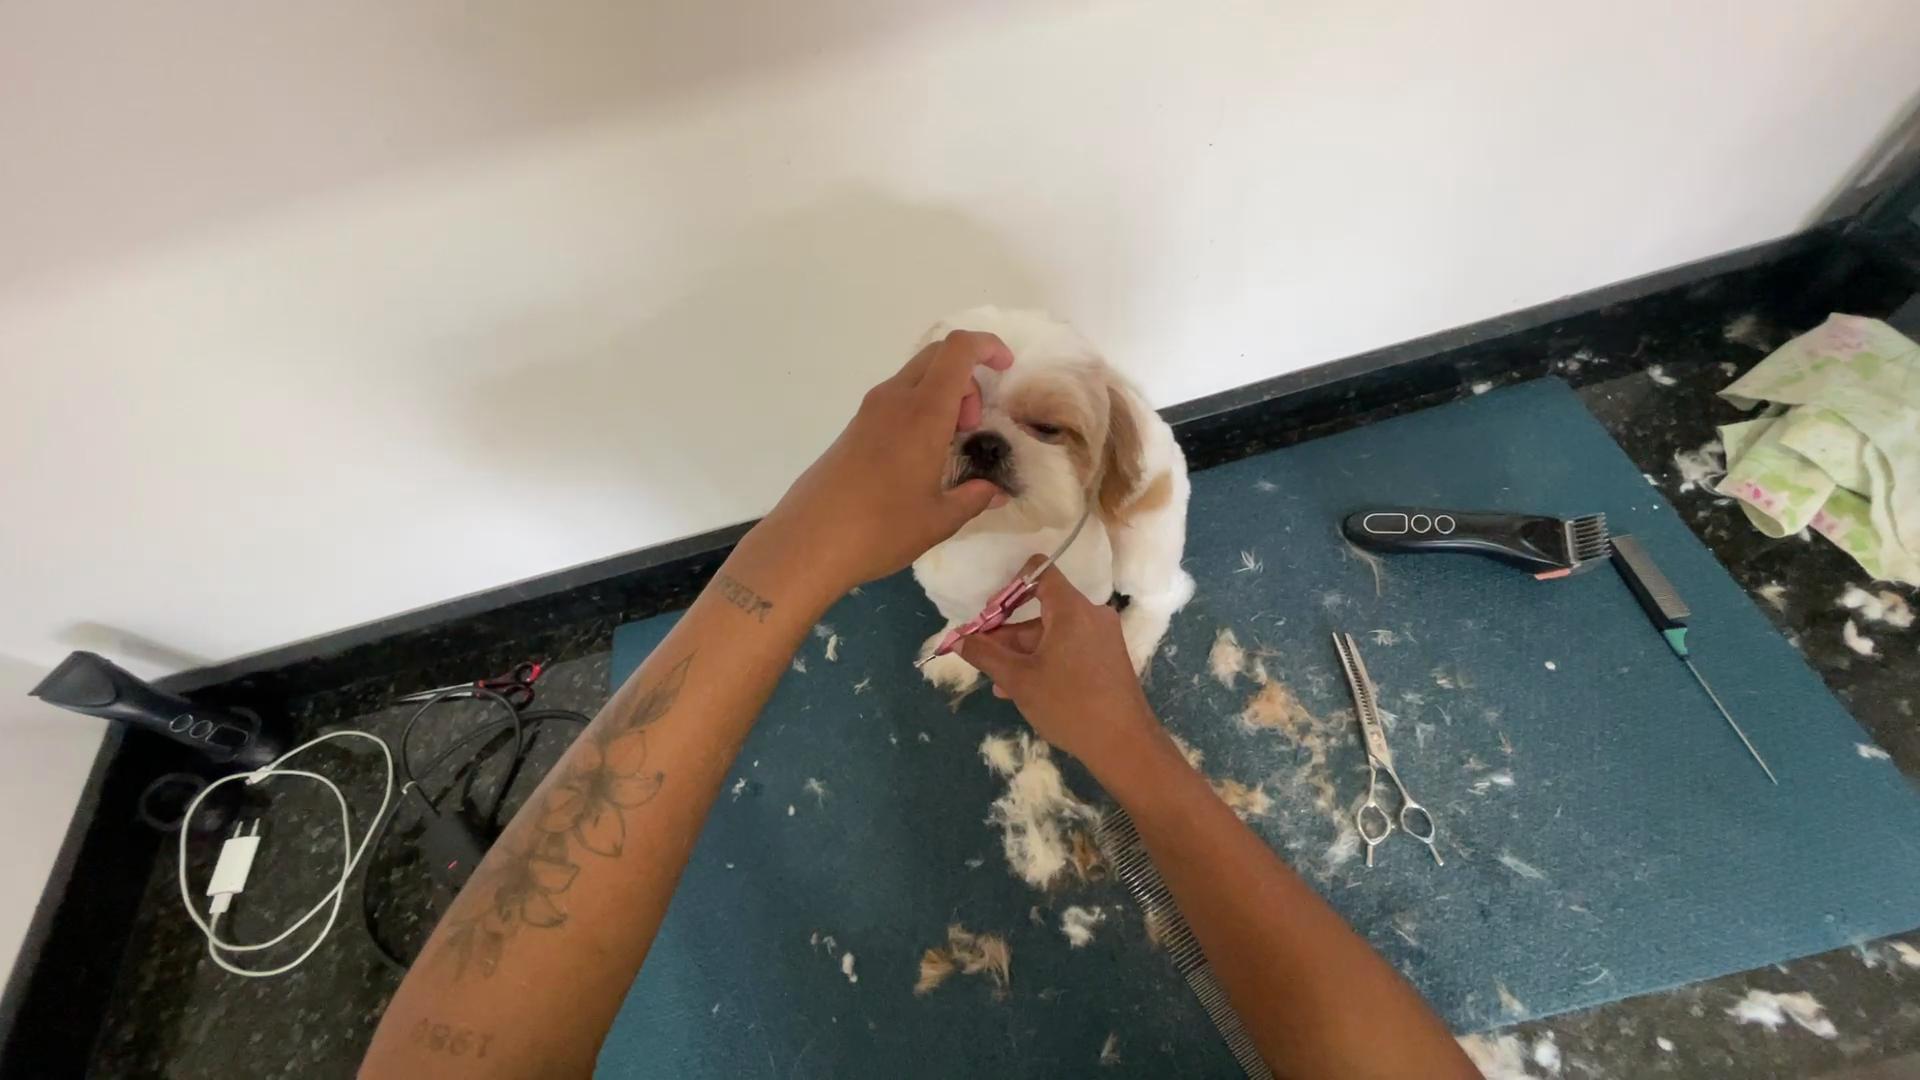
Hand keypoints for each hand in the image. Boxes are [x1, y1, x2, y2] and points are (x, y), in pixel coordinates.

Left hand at [756, 331, 1013, 596]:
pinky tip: (920, 459)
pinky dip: (920, 411)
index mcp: (922, 412)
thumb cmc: (879, 530)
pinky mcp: (854, 429)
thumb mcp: (939, 520)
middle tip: (972, 427)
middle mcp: (894, 400)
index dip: (987, 346)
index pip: (958, 350)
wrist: (807, 543)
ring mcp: (869, 412)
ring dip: (942, 397)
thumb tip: (997, 492)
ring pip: (915, 378)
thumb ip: (974, 498)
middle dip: (967, 379)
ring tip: (948, 448)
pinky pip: (896, 400)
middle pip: (937, 357)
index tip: (1006, 370)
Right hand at [957, 560, 1160, 767]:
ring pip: (1053, 635)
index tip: (991, 613)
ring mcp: (1102, 638)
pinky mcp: (1107, 659)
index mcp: (1072, 609)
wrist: (1124, 745)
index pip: (1040, 572)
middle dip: (1008, 634)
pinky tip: (1023, 689)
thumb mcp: (1018, 679)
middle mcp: (1091, 615)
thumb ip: (985, 654)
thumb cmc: (1068, 704)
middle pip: (1042, 610)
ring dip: (1023, 653)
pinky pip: (1068, 649)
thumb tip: (957, 639)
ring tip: (998, 683)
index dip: (1010, 586)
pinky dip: (1045, 661)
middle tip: (982, 656)